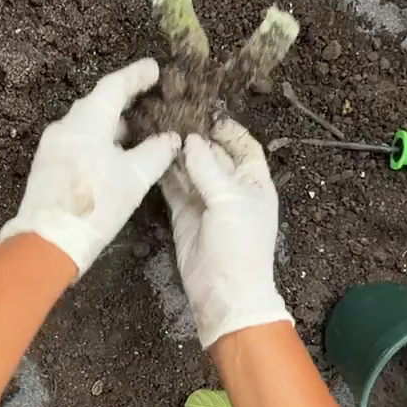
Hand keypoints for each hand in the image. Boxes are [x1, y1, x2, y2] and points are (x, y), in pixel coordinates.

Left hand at [0, 58, 179, 275]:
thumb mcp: (134, 178)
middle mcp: (65, 126)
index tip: (154, 69)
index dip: (136, 76)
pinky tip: (114, 155)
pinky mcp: (48, 166)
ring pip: (88, 126)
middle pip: (98, 105)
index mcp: (87, 120)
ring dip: (112, 126)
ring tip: (137, 131)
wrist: (49, 241)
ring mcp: (53, 146)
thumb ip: (156, 153)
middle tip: (148, 99)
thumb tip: (171, 139)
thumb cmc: (95, 204)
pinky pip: (78, 142)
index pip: (114, 86)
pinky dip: (99, 141)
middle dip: (124, 102)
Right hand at [160, 119, 291, 348]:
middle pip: (214, 154)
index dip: (229, 130)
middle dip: (197, 138)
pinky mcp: (184, 214)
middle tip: (172, 116)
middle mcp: (231, 188)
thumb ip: (208, 169)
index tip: (206, 114)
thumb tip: (191, 139)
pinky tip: (153, 155)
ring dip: (178, 154)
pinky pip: (174, 188)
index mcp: (254, 183)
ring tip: (158, 130)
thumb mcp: (229, 202)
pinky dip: (165, 173)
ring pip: (191, 169)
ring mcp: (206, 201)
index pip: (244, 147)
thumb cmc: (239, 245)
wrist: (224, 292)